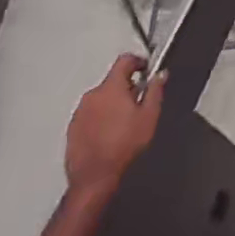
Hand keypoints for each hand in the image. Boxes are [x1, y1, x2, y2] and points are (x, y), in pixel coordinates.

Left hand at [65, 54, 164, 199]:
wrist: (95, 174)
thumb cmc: (123, 147)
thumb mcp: (149, 117)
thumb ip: (155, 91)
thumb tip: (160, 76)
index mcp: (112, 87)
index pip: (124, 60)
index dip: (137, 61)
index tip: (144, 66)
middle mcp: (93, 94)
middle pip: (112, 81)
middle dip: (126, 88)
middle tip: (138, 103)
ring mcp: (81, 110)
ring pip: (100, 98)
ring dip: (112, 104)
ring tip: (124, 124)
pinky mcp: (74, 125)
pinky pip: (90, 114)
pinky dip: (100, 118)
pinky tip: (109, 134)